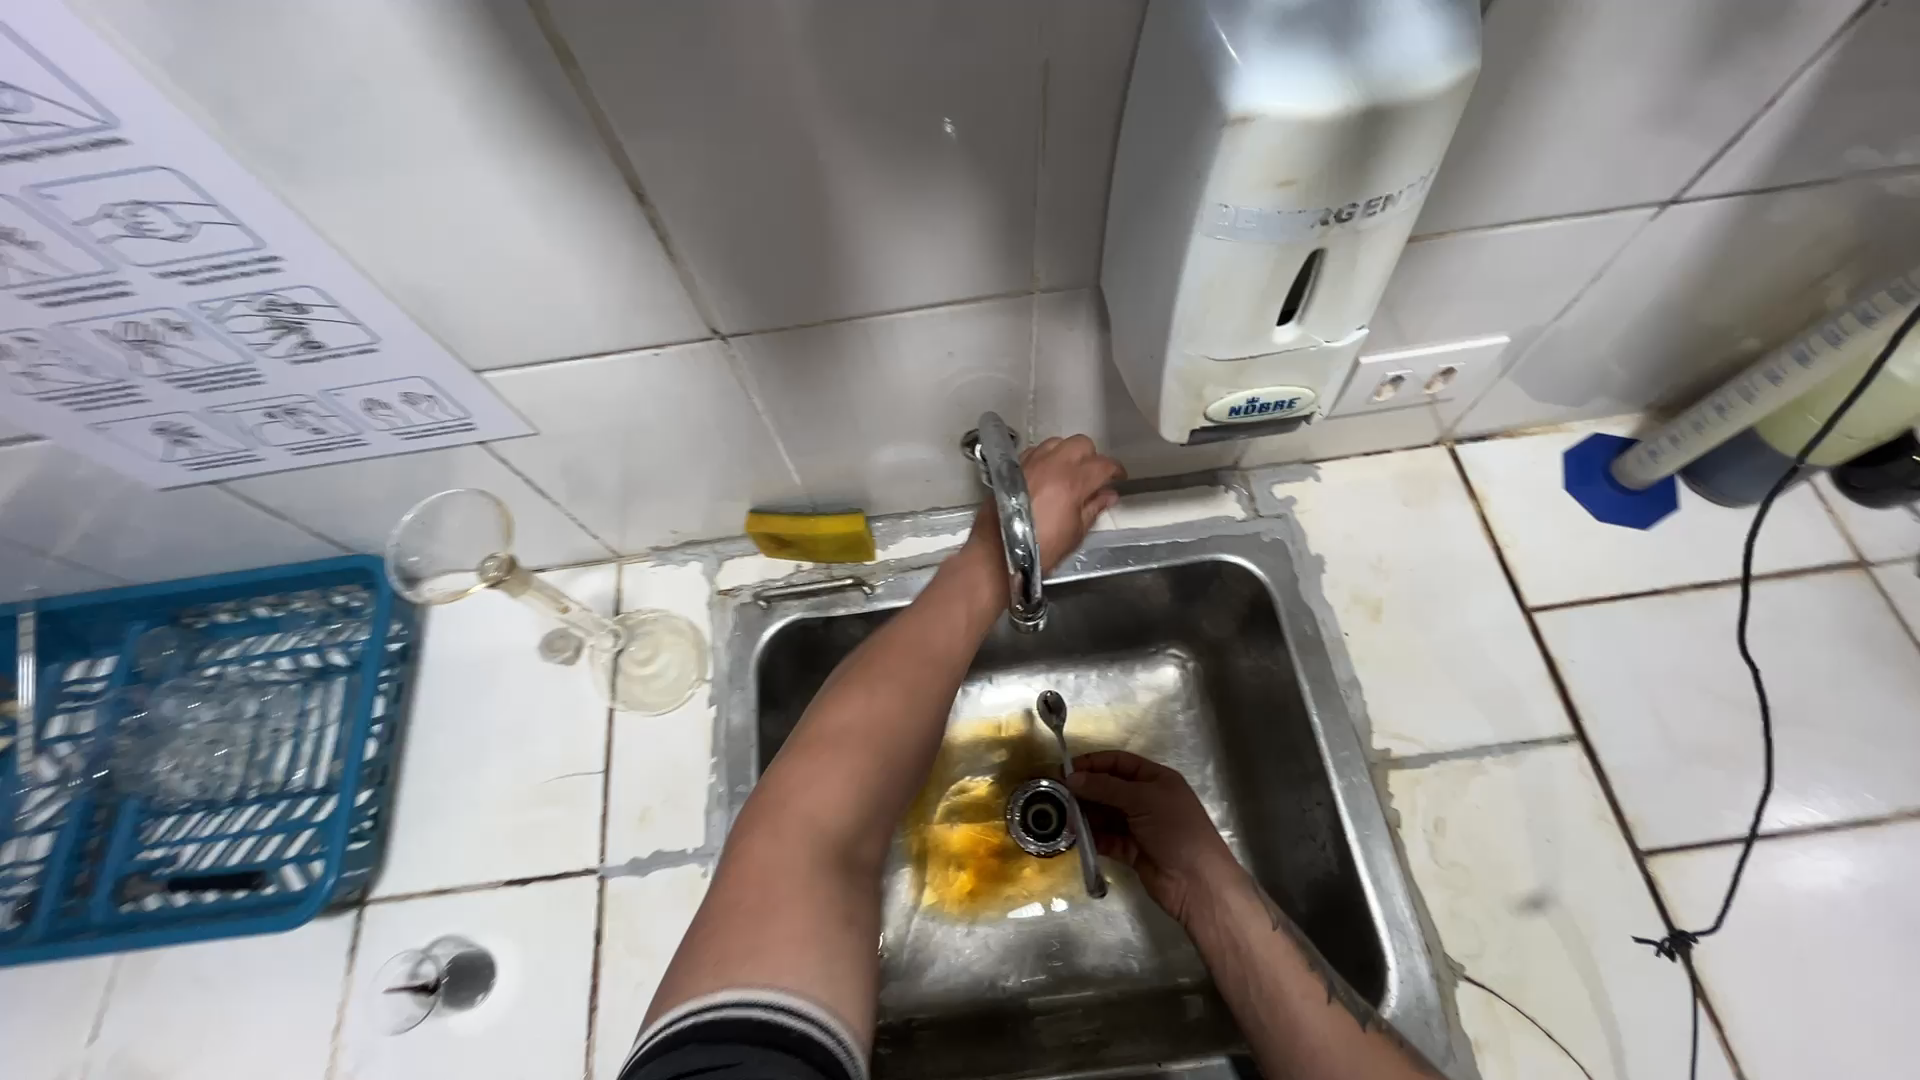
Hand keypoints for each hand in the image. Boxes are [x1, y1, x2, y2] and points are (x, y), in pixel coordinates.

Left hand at [965, 434, 1124, 572]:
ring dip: (1068, 453)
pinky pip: (1036, 450)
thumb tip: (1108, 495)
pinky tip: (1047, 474)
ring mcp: (1030, 463)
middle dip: (1092, 457)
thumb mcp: (1075, 534)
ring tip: (1069, 473)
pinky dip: (1046, 456)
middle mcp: (1051, 465)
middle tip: (1093, 477)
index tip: (1118, 479)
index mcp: (1072, 482)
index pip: (1103, 464)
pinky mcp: (1014, 468)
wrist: (998, 552)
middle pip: (1081, 444)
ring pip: (1057, 442)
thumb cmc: (1038, 549)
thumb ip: (1093, 508)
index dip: (1115, 471)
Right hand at [1065, 751, 1243, 926]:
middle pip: (1109, 788)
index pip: (1119, 763)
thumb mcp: (1142, 799)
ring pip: (1105, 814)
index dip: (1093, 764)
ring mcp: (1139, 826)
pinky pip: (1106, 838)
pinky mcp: (1131, 851)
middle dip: (1085, 790)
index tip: (1066, 770)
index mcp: (1156, 779)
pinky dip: (1091, 836)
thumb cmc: (1176, 830)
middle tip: (1056, 793)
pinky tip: (1075, 836)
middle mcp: (1147, 799)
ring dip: (1085, 814)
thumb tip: (1073, 778)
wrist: (1198, 883)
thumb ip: (1106, 787)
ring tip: (1062, 815)